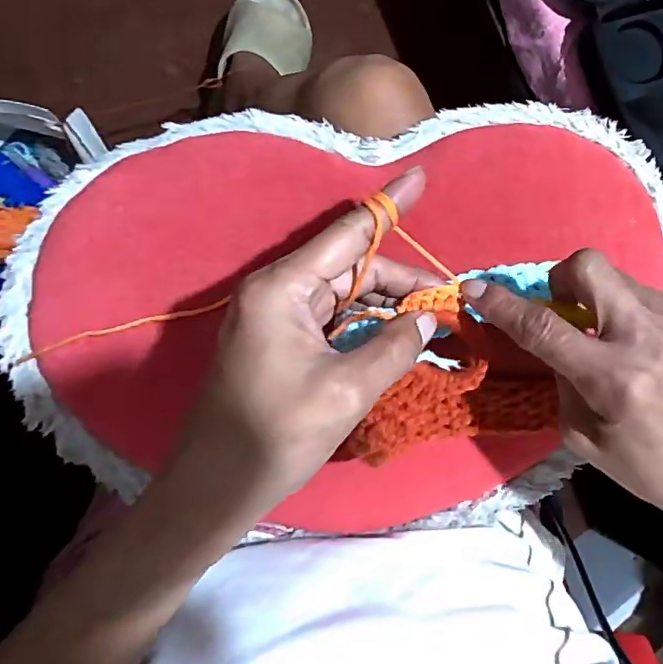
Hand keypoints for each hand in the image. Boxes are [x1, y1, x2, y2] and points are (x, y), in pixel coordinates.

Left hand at [173, 169, 441, 513]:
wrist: (214, 487)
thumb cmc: (275, 435)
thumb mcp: (346, 390)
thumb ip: (394, 347)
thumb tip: (428, 321)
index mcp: (285, 288)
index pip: (349, 233)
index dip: (389, 205)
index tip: (420, 176)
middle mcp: (279, 291)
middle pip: (354, 268)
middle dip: (403, 282)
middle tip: (448, 300)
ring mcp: (279, 316)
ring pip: (347, 294)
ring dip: (389, 305)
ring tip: (434, 320)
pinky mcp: (283, 340)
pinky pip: (336, 318)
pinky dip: (369, 324)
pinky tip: (399, 334)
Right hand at [462, 249, 662, 551]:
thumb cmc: (642, 464)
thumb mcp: (582, 434)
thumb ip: (560, 375)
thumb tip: (547, 332)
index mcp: (615, 380)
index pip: (545, 328)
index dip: (505, 305)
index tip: (476, 288)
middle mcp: (649, 340)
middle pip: (590, 266)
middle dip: (562, 278)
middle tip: (563, 307)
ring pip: (618, 278)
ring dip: (600, 301)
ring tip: (610, 337)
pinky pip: (646, 296)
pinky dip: (630, 314)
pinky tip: (643, 347)